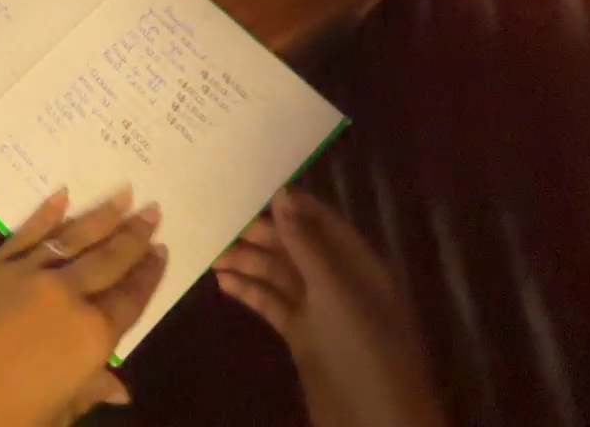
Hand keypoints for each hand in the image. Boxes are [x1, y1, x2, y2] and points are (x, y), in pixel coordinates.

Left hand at [0, 186, 167, 426]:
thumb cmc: (6, 418)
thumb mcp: (59, 410)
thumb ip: (89, 388)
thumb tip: (119, 387)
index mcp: (91, 335)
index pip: (131, 299)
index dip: (149, 275)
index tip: (164, 249)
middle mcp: (67, 295)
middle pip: (108, 259)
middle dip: (133, 235)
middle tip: (153, 209)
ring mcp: (28, 274)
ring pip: (72, 238)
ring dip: (100, 216)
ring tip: (122, 193)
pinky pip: (26, 234)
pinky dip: (46, 214)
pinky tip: (62, 195)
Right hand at [213, 188, 446, 426]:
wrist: (376, 424)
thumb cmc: (363, 349)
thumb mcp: (334, 291)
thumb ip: (305, 243)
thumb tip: (280, 192)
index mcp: (357, 266)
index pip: (321, 221)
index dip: (288, 203)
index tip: (246, 187)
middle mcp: (338, 282)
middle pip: (294, 245)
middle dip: (259, 234)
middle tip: (219, 223)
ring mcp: (319, 310)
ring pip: (277, 273)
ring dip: (247, 262)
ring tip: (213, 255)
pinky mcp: (301, 334)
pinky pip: (271, 302)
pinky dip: (249, 291)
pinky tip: (223, 283)